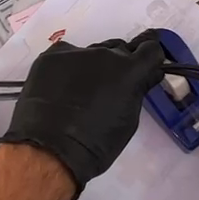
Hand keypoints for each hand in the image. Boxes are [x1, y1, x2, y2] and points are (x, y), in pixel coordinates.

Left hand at [0, 31, 166, 195]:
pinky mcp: (50, 56)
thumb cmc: (95, 144)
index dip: (149, 59)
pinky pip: (66, 57)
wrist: (48, 151)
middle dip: (119, 66)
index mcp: (129, 70)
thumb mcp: (128, 121)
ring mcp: (75, 52)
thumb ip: (136, 91)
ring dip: (92, 67)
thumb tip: (142, 78)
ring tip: (79, 92)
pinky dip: (67, 69)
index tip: (145, 69)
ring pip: (91, 54)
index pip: (150, 48)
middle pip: (118, 50)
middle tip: (108, 88)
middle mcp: (105, 54)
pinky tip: (59, 89)